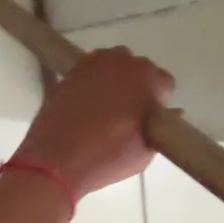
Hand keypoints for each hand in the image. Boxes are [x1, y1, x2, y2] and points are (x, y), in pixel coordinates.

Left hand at [12, 47, 174, 198]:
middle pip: (136, 71)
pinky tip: (83, 107)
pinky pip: (86, 74)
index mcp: (148, 77)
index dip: (156, 104)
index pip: (164, 85)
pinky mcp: (67, 74)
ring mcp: (91, 64)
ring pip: (111, 67)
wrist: (55, 161)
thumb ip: (160, 129)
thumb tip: (168, 115)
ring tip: (101, 111)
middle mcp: (122, 61)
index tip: (146, 122)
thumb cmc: (106, 157)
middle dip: (133, 89)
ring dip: (111, 82)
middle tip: (123, 116)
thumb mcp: (144, 152)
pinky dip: (89, 85)